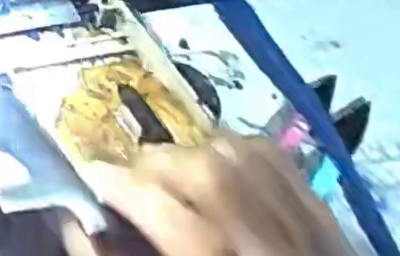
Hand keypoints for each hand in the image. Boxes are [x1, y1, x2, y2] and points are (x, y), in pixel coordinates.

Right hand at [77, 137, 348, 255]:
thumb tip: (73, 221)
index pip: (172, 218)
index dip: (119, 187)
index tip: (91, 180)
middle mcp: (271, 248)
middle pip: (201, 172)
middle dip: (151, 168)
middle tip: (132, 189)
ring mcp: (309, 230)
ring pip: (233, 153)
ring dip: (188, 156)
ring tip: (172, 182)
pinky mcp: (327, 217)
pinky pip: (269, 156)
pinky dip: (232, 152)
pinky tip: (216, 171)